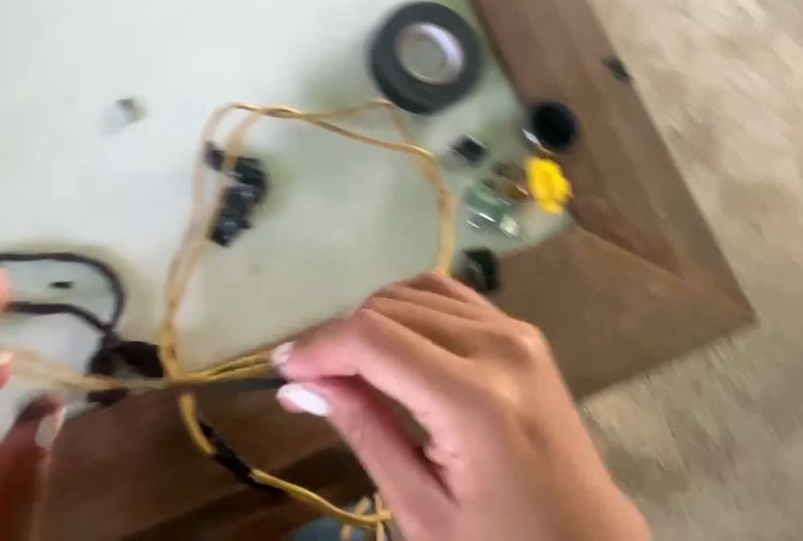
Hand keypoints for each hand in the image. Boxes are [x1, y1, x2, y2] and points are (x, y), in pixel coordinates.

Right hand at [273, 273, 648, 540]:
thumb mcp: (423, 510)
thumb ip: (362, 429)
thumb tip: (297, 384)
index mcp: (475, 401)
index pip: (372, 338)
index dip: (317, 346)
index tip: (281, 370)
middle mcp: (498, 346)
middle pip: (387, 308)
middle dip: (338, 338)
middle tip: (310, 381)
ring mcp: (515, 331)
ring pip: (411, 292)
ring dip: (369, 320)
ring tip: (349, 367)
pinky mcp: (520, 331)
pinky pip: (445, 293)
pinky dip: (407, 306)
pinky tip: (394, 342)